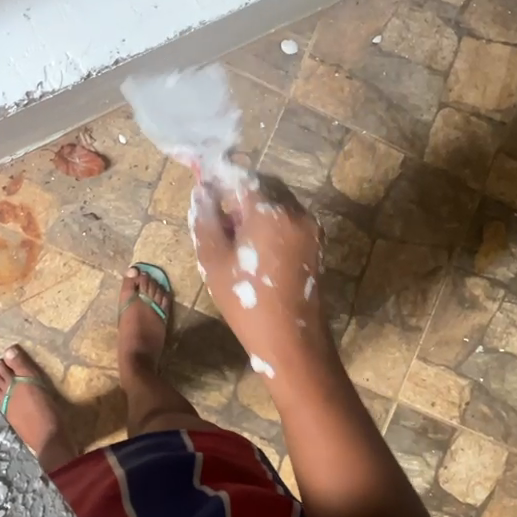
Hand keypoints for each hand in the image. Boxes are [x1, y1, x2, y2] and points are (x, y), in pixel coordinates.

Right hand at [189, 175, 335, 381]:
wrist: (291, 340)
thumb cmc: (247, 301)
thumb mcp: (213, 259)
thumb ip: (206, 218)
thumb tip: (202, 192)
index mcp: (271, 211)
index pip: (243, 176)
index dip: (221, 176)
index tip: (203, 181)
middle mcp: (296, 211)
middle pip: (264, 186)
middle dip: (239, 190)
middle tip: (215, 208)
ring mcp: (310, 228)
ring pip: (277, 202)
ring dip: (254, 206)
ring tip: (231, 230)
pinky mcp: (315, 243)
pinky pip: (288, 219)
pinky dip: (269, 220)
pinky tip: (251, 244)